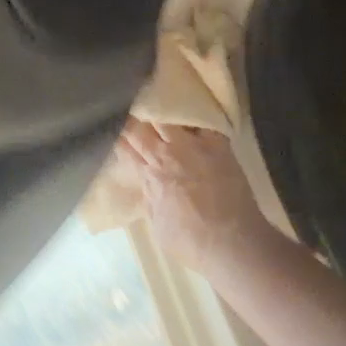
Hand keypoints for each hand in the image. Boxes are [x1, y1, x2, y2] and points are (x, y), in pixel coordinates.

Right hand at [118, 120, 274, 271]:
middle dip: (133, 117)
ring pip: (168, 117)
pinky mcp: (218, 145)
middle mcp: (167, 155)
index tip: (114, 124)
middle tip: (131, 108)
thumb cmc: (191, 243)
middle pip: (142, 127)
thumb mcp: (158, 226)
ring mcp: (193, 146)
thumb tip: (146, 183)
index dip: (117, 134)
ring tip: (157, 103)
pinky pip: (203, 120)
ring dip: (160, 111)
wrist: (232, 242)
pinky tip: (191, 110)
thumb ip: (149, 200)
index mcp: (149, 175)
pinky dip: (195, 116)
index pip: (125, 147)